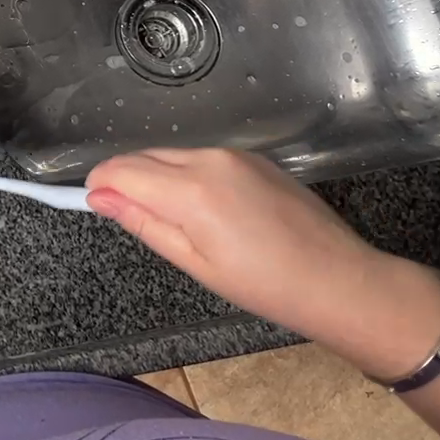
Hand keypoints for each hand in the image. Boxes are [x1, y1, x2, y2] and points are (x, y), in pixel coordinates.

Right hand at [86, 148, 439, 379]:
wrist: (345, 282)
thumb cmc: (265, 286)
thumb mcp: (194, 262)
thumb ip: (141, 222)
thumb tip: (97, 196)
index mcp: (190, 190)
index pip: (121, 169)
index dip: (98, 184)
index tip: (93, 203)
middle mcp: (208, 159)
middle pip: (142, 156)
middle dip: (125, 180)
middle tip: (131, 218)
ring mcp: (233, 153)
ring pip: (169, 154)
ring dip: (155, 176)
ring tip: (173, 218)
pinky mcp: (252, 156)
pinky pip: (199, 157)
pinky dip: (184, 174)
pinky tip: (204, 208)